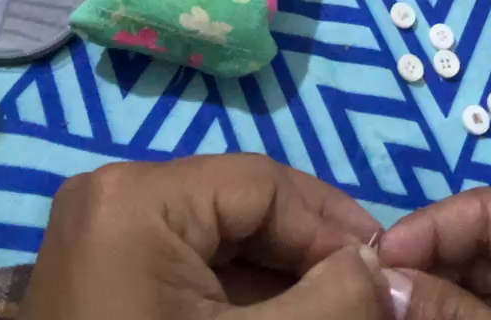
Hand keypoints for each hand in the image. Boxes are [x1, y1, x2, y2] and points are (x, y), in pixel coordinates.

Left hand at [22, 154, 396, 318]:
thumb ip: (330, 301)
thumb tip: (383, 265)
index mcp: (137, 197)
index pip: (260, 183)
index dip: (330, 222)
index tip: (388, 263)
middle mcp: (112, 195)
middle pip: (239, 206)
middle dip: (307, 252)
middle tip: (369, 288)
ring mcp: (102, 233)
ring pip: (218, 237)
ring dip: (279, 274)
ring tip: (336, 303)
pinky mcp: (103, 269)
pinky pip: (187, 262)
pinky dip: (238, 292)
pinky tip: (284, 313)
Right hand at [377, 188, 490, 319]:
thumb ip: (452, 315)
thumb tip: (375, 279)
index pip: (490, 211)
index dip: (427, 231)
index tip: (372, 262)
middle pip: (478, 250)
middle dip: (424, 273)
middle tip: (372, 296)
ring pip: (475, 289)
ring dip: (431, 302)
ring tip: (387, 309)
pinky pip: (486, 319)